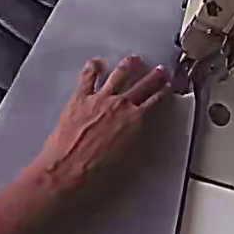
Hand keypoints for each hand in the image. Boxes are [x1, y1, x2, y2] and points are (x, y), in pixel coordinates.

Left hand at [25, 56, 171, 197]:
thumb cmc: (96, 173)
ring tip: (135, 60)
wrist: (66, 172)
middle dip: (154, 76)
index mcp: (135, 120)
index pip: (155, 101)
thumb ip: (135, 137)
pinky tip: (98, 63)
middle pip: (142, 84)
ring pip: (119, 74)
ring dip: (129, 65)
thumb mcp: (127, 158)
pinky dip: (94, 67)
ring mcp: (100, 98)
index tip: (168, 86)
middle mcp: (120, 104)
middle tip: (161, 70)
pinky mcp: (80, 97)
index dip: (163, 92)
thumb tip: (138, 128)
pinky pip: (89, 77)